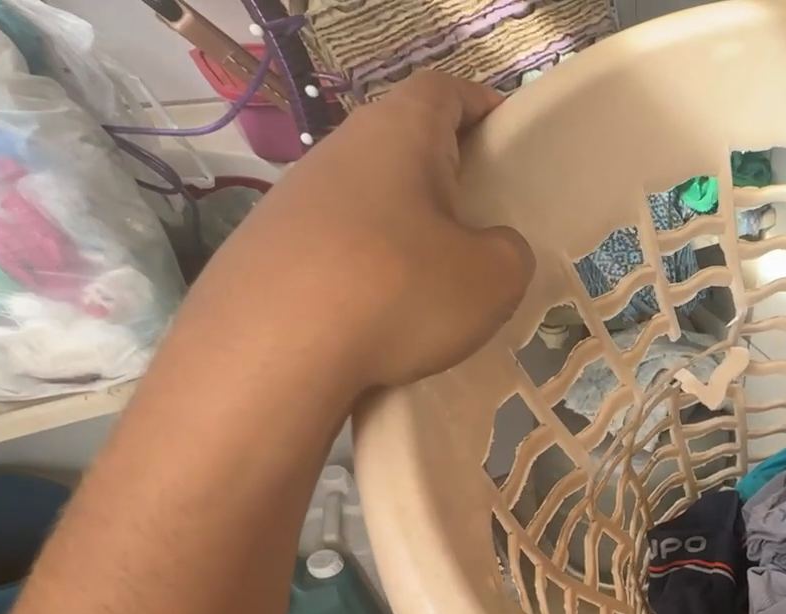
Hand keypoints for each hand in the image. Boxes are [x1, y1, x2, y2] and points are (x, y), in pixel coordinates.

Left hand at [164, 71, 532, 396]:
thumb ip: (511, 252)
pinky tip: (395, 317)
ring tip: (448, 283)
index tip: (513, 136)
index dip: (482, 104)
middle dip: (453, 177)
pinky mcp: (275, 249)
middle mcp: (341, 153)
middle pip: (405, 146)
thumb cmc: (400, 291)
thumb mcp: (494, 277)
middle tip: (493, 224)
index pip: (442, 91)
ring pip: (375, 200)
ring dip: (415, 230)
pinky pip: (345, 246)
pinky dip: (379, 269)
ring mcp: (298, 201)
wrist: (272, 350)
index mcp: (399, 138)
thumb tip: (493, 246)